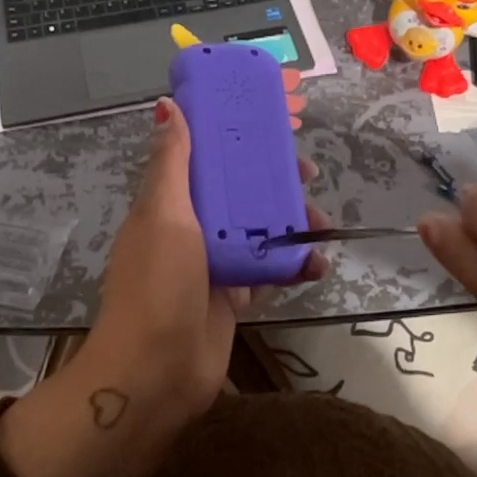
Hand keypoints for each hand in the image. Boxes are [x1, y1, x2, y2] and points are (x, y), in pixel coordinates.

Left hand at [0, 71, 327, 476]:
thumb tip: (167, 104)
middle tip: (308, 169)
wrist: (155, 373)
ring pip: (260, 228)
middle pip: (239, 189)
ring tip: (321, 223)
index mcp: (170, 200)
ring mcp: (214, 263)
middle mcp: (192, 226)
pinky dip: (294, 266)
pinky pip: (270, 271)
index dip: (236, 134)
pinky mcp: (235, 297)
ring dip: (292, 222)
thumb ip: (173, 162)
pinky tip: (316, 263)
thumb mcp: (163, 213)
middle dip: (273, 177)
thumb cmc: (158, 283)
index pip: (206, 154)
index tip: (272, 118)